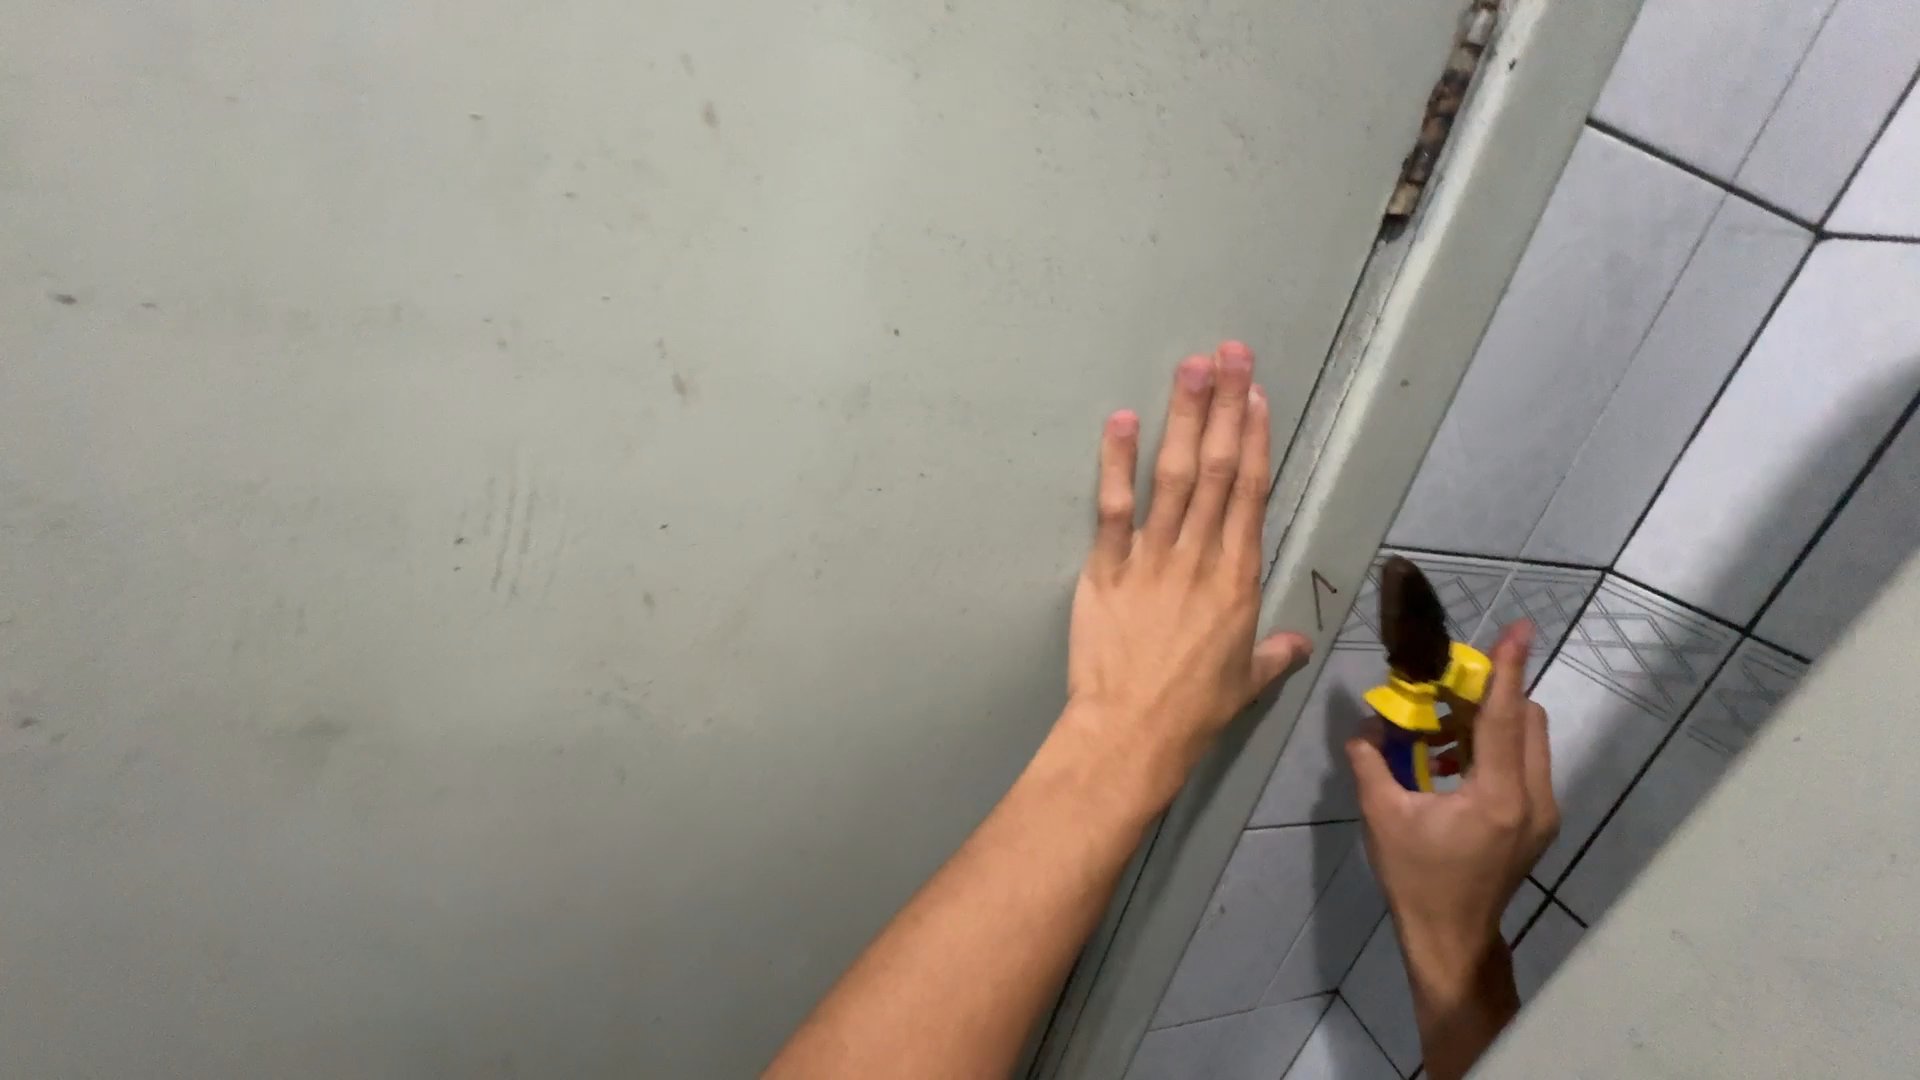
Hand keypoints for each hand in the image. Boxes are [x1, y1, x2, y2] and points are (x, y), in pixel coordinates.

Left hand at [1062, 342, 1311, 799]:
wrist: (1133, 733)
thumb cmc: (1193, 711)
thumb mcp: (1245, 683)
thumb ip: (1274, 654)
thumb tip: (1301, 644)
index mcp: (1239, 578)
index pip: (1252, 493)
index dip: (1255, 439)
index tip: (1257, 396)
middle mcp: (1201, 557)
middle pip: (1219, 469)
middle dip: (1225, 407)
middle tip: (1229, 355)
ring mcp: (1153, 559)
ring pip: (1175, 477)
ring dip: (1184, 419)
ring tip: (1191, 369)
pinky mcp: (1107, 570)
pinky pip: (1114, 509)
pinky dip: (1117, 463)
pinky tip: (1120, 421)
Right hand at [1345, 622, 1557, 1077]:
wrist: (1451, 935)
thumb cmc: (1415, 875)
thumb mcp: (1381, 813)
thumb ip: (1370, 760)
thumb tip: (1364, 724)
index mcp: (1496, 795)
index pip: (1504, 718)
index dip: (1508, 670)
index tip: (1519, 630)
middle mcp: (1532, 798)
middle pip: (1526, 720)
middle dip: (1492, 691)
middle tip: (1446, 684)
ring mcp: (1541, 812)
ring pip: (1529, 740)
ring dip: (1491, 719)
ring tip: (1440, 727)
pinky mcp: (1536, 822)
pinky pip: (1523, 762)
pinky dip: (1493, 744)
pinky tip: (1450, 760)